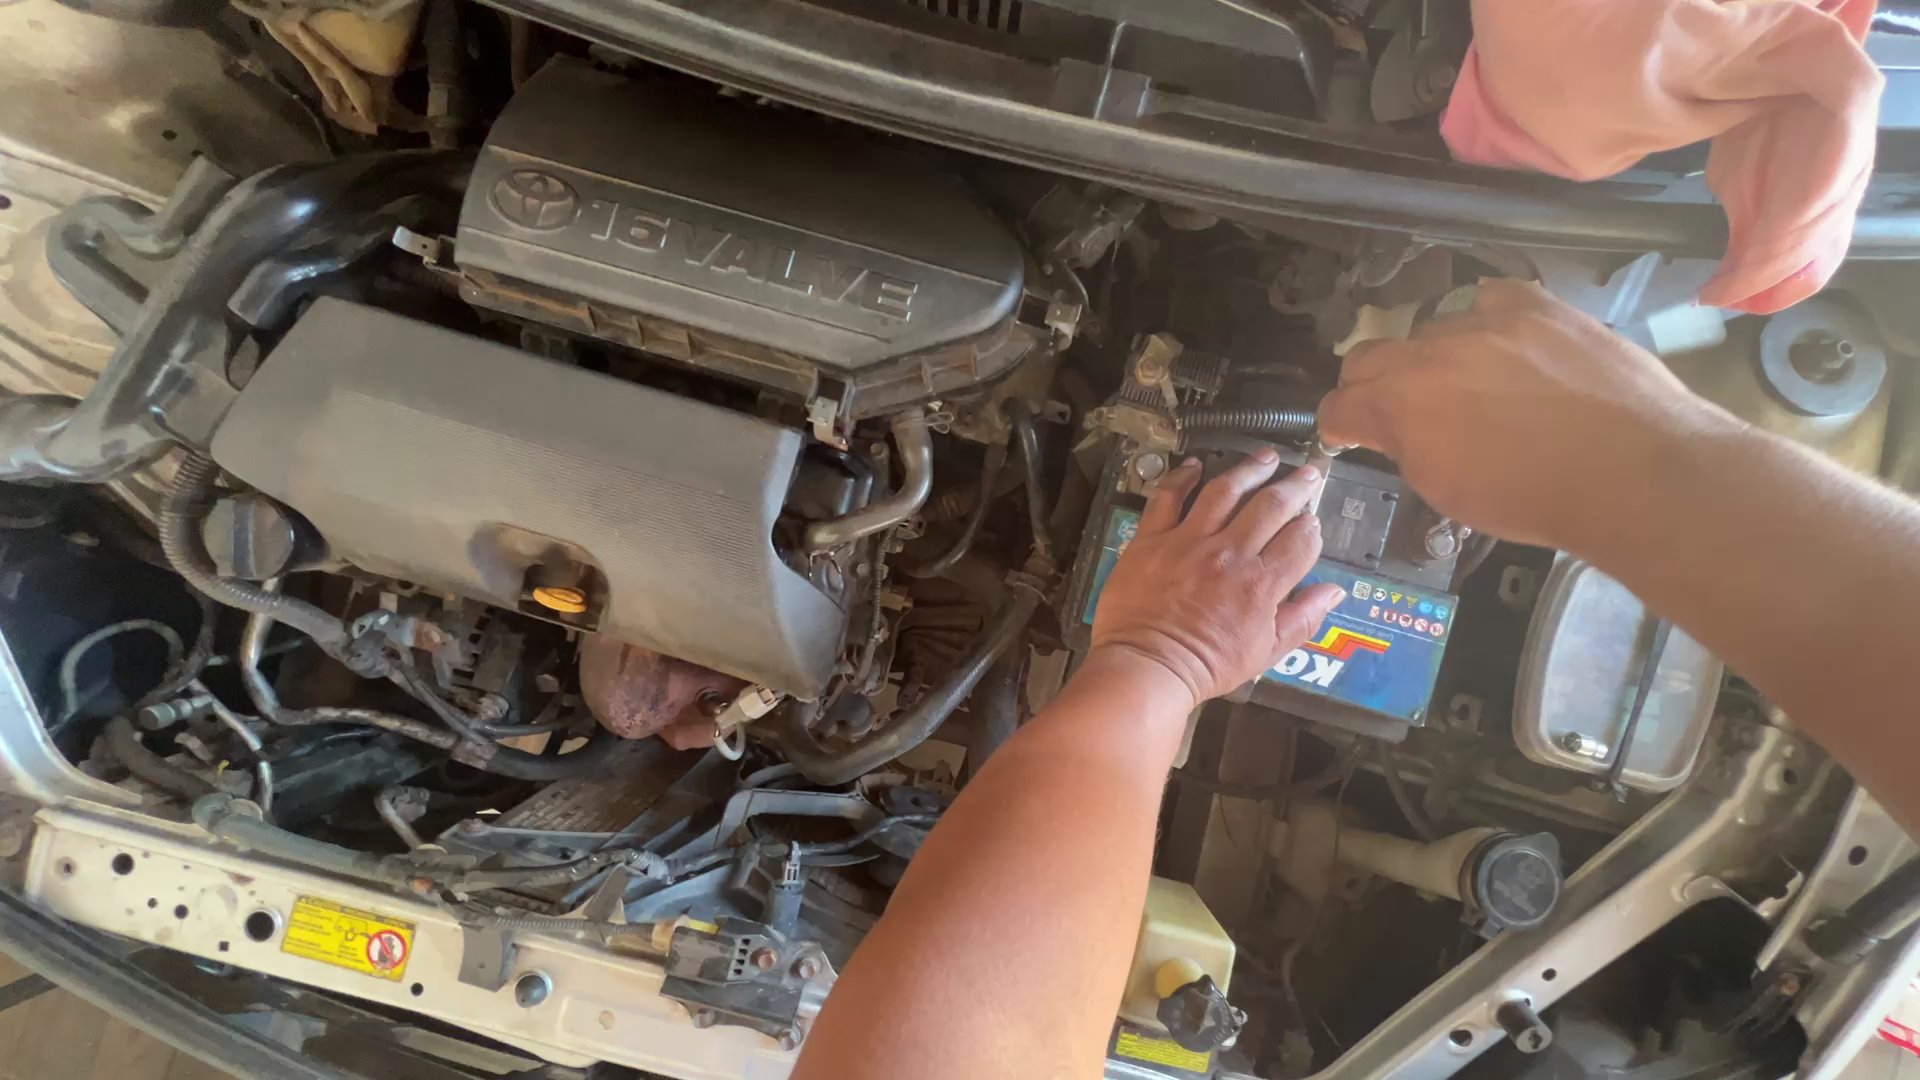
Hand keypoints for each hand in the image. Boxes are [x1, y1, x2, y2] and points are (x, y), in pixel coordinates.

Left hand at [1089, 448, 1346, 708]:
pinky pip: (1167, 498)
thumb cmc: (1207, 665)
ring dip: (1249, 470)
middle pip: (1270, 506)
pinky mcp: (1151, 538)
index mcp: (1262, 584)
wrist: (1147, 665)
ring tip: (1266, 457)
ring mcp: (1188, 541)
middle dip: (1295, 486)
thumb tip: (1334, 591)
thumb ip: (1301, 619)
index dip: (1311, 526)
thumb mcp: (1265, 653)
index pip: (1300, 541)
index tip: (1312, 519)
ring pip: (1224, 491)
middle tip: (1307, 472)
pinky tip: (1195, 465)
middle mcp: (1230, 553)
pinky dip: (1181, 477)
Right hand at [1317, 280, 1736, 549]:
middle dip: (1367, 386)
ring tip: (1462, 384)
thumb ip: (1400, 446)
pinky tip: (1498, 344)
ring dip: (1428, 358)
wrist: (1634, 473)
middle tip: (1394, 411)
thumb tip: (1389, 429)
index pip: (1336, 406)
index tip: (1349, 438)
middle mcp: (1428, 354)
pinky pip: (1489, 298)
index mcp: (1395, 403)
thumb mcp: (1439, 487)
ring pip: (1425, 330)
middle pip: (1365, 356)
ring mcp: (1485, 324)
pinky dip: (1482, 320)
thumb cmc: (1526, 496)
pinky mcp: (1539, 309)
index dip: (1337, 426)